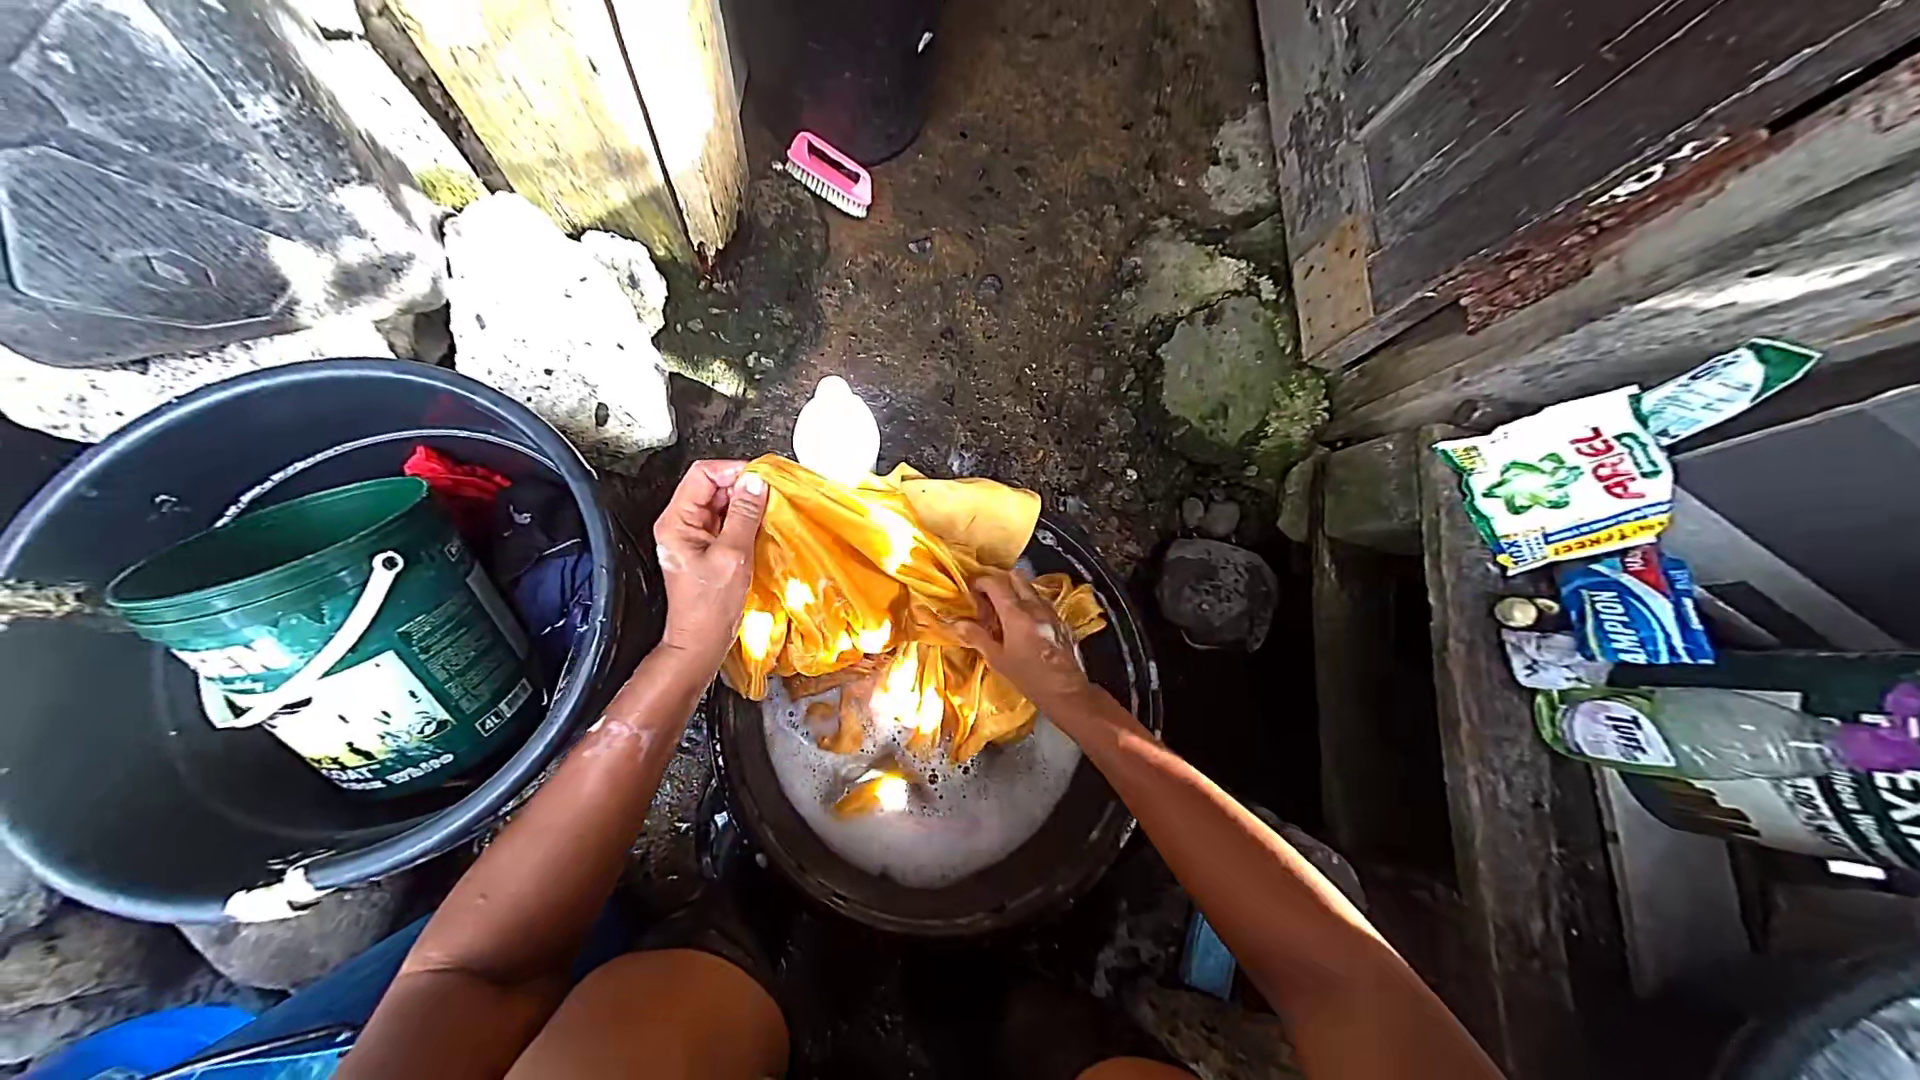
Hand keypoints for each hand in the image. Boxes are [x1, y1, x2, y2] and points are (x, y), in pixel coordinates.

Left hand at [652, 460, 767, 675]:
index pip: (702, 474)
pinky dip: (745, 519)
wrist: (702, 640)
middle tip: (769, 495)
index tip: (760, 478)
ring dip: (746, 504)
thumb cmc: (710, 607)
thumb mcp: (732, 555)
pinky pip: (726, 521)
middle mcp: (680, 524)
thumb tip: (755, 483)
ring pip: (721, 503)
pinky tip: (759, 527)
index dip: (732, 471)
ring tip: (767, 512)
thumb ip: (744, 515)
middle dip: (742, 486)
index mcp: (677, 521)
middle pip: (711, 486)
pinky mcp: (706, 547)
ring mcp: (693, 535)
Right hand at [950, 571, 1094, 710]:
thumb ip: (977, 637)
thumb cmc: (1029, 677)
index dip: (981, 582)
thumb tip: (958, 624)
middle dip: (999, 581)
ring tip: (1005, 610)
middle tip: (988, 597)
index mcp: (1016, 614)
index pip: (995, 583)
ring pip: (1030, 587)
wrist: (1065, 691)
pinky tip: (1024, 622)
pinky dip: (1029, 603)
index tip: (972, 590)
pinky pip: (1042, 602)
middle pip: (1015, 577)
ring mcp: (1050, 611)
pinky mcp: (1060, 620)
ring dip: (1015, 591)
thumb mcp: (998, 659)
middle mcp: (1035, 606)